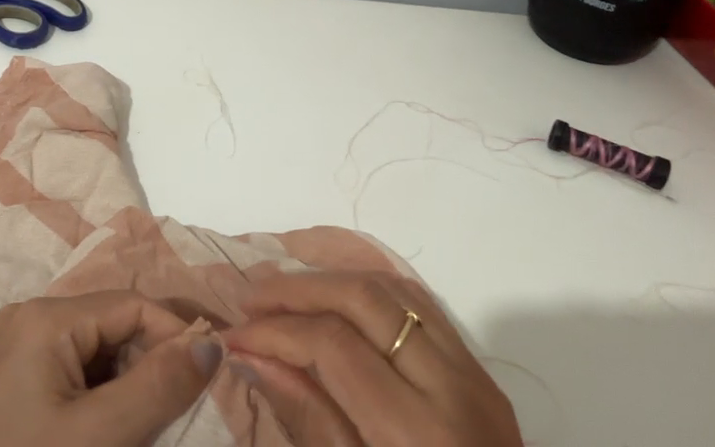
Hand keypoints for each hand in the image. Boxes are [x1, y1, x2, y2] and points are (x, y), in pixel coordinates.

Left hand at [0, 291, 222, 446]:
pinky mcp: (16, 378)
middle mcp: (31, 318)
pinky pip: (76, 372)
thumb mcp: (99, 433)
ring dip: (130, 386)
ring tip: (144, 429)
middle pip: (115, 326)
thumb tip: (211, 342)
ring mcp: (20, 348)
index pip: (132, 304)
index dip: (175, 337)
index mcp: (47, 317)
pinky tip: (113, 432)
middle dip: (151, 366)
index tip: (211, 380)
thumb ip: (158, 386)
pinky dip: (103, 397)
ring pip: (98, 352)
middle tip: (176, 417)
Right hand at [224, 271, 520, 446]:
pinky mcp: (480, 373)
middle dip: (297, 290)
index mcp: (418, 432)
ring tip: (286, 295)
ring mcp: (473, 375)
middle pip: (364, 298)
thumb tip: (247, 354)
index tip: (234, 336)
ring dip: (332, 282)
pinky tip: (337, 301)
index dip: (274, 331)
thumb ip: (306, 415)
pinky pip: (420, 305)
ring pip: (394, 289)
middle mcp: (452, 389)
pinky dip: (370, 291)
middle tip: (251, 300)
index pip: (333, 344)